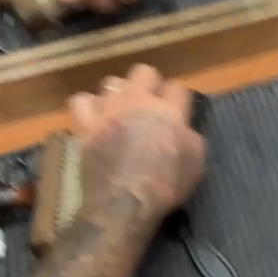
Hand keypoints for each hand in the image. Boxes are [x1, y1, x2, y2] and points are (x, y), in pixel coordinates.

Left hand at [69, 65, 205, 222]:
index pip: (178, 87)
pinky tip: (95, 117)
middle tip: (150, 103)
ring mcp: (110, 111)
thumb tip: (185, 128)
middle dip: (149, 83)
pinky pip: (81, 101)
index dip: (179, 98)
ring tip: (121, 110)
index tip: (178, 110)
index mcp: (170, 111)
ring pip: (112, 82)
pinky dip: (89, 106)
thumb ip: (192, 137)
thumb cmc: (166, 185)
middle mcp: (139, 102)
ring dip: (119, 94)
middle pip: (144, 72)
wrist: (124, 204)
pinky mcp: (87, 125)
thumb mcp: (196, 163)